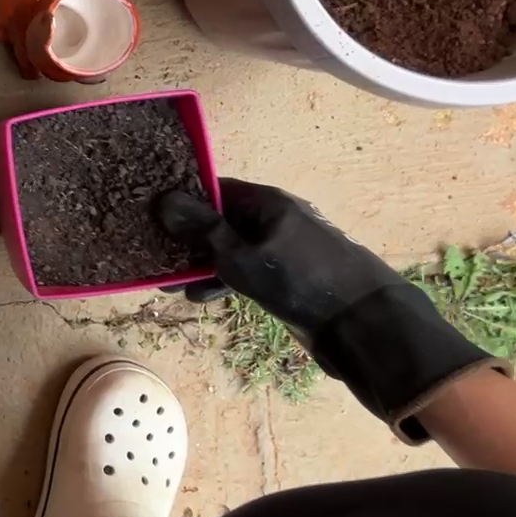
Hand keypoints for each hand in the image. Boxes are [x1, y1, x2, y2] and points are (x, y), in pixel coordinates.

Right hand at [157, 178, 502, 442]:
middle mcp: (273, 219)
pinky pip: (243, 267)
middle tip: (154, 253)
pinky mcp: (286, 274)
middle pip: (218, 219)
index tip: (149, 213)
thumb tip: (164, 198)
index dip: (180, 199)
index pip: (213, 189)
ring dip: (199, 263)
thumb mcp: (239, 256)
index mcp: (266, 203)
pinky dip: (221, 278)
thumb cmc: (299, 282)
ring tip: (171, 284)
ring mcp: (281, 247)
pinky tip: (200, 296)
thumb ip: (201, 228)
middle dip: (185, 237)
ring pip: (228, 247)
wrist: (365, 327)